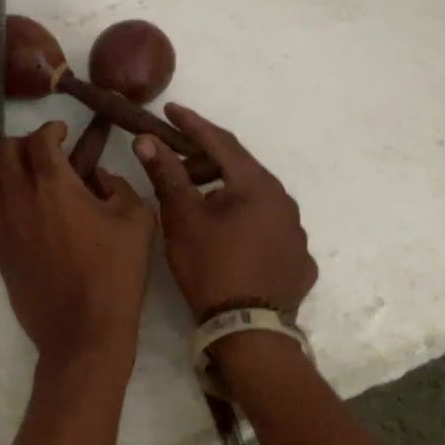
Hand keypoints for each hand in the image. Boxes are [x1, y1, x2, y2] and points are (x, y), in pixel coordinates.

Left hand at [0, 122, 156, 372]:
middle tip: (43, 151)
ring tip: (25, 173)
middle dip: (24, 142)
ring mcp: (3, 220)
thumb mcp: (136, 221)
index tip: (62, 131)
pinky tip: (18, 206)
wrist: (82, 331)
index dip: (51, 128)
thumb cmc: (114, 274)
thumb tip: (99, 177)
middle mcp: (20, 195)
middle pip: (5, 149)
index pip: (40, 138)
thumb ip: (119, 186)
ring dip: (4, 165)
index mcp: (54, 184)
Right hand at [135, 104, 316, 318]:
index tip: (169, 110)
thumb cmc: (211, 266)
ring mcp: (295, 233)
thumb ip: (166, 173)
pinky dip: (243, 220)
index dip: (192, 124)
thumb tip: (146, 139)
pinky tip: (226, 235)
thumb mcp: (181, 216)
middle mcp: (284, 201)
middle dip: (204, 161)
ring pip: (254, 198)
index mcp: (256, 185)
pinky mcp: (298, 261)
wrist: (250, 334)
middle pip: (239, 168)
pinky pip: (267, 227)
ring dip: (223, 192)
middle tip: (174, 166)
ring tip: (195, 204)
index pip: (221, 141)